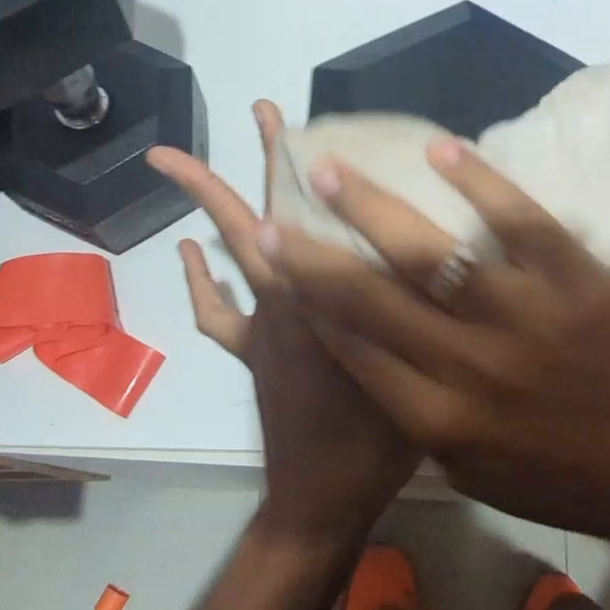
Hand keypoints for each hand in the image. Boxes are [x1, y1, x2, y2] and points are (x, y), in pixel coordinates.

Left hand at [147, 103, 420, 540]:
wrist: (322, 498)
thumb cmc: (374, 437)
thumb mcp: (410, 365)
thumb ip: (411, 308)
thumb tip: (420, 248)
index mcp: (322, 294)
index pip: (300, 212)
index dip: (285, 162)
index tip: (280, 117)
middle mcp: (287, 296)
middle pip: (262, 214)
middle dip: (260, 159)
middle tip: (262, 110)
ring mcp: (262, 324)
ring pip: (235, 251)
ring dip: (214, 204)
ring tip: (189, 163)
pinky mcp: (253, 352)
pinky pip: (218, 312)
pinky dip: (200, 281)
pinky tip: (190, 254)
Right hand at [256, 139, 609, 568]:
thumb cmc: (558, 480)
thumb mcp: (470, 468)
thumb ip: (416, 412)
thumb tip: (369, 351)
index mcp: (439, 418)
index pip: (351, 347)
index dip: (304, 297)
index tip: (271, 257)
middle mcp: (470, 367)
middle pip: (371, 297)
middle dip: (313, 251)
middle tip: (274, 208)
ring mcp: (526, 318)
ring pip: (431, 253)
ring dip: (372, 207)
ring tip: (329, 168)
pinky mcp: (577, 282)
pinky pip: (520, 221)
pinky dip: (479, 181)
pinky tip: (441, 148)